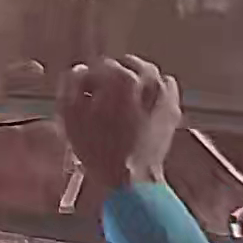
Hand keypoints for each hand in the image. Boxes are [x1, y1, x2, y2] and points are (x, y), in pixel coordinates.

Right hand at [58, 55, 181, 186]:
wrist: (130, 178)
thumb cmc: (100, 150)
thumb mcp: (70, 117)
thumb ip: (70, 87)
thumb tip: (77, 72)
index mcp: (120, 79)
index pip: (99, 66)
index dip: (86, 80)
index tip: (81, 93)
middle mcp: (147, 81)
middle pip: (125, 64)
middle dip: (110, 76)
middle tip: (98, 94)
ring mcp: (163, 95)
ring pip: (147, 72)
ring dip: (131, 80)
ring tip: (118, 97)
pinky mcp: (172, 110)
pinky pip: (164, 87)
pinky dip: (152, 89)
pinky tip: (139, 102)